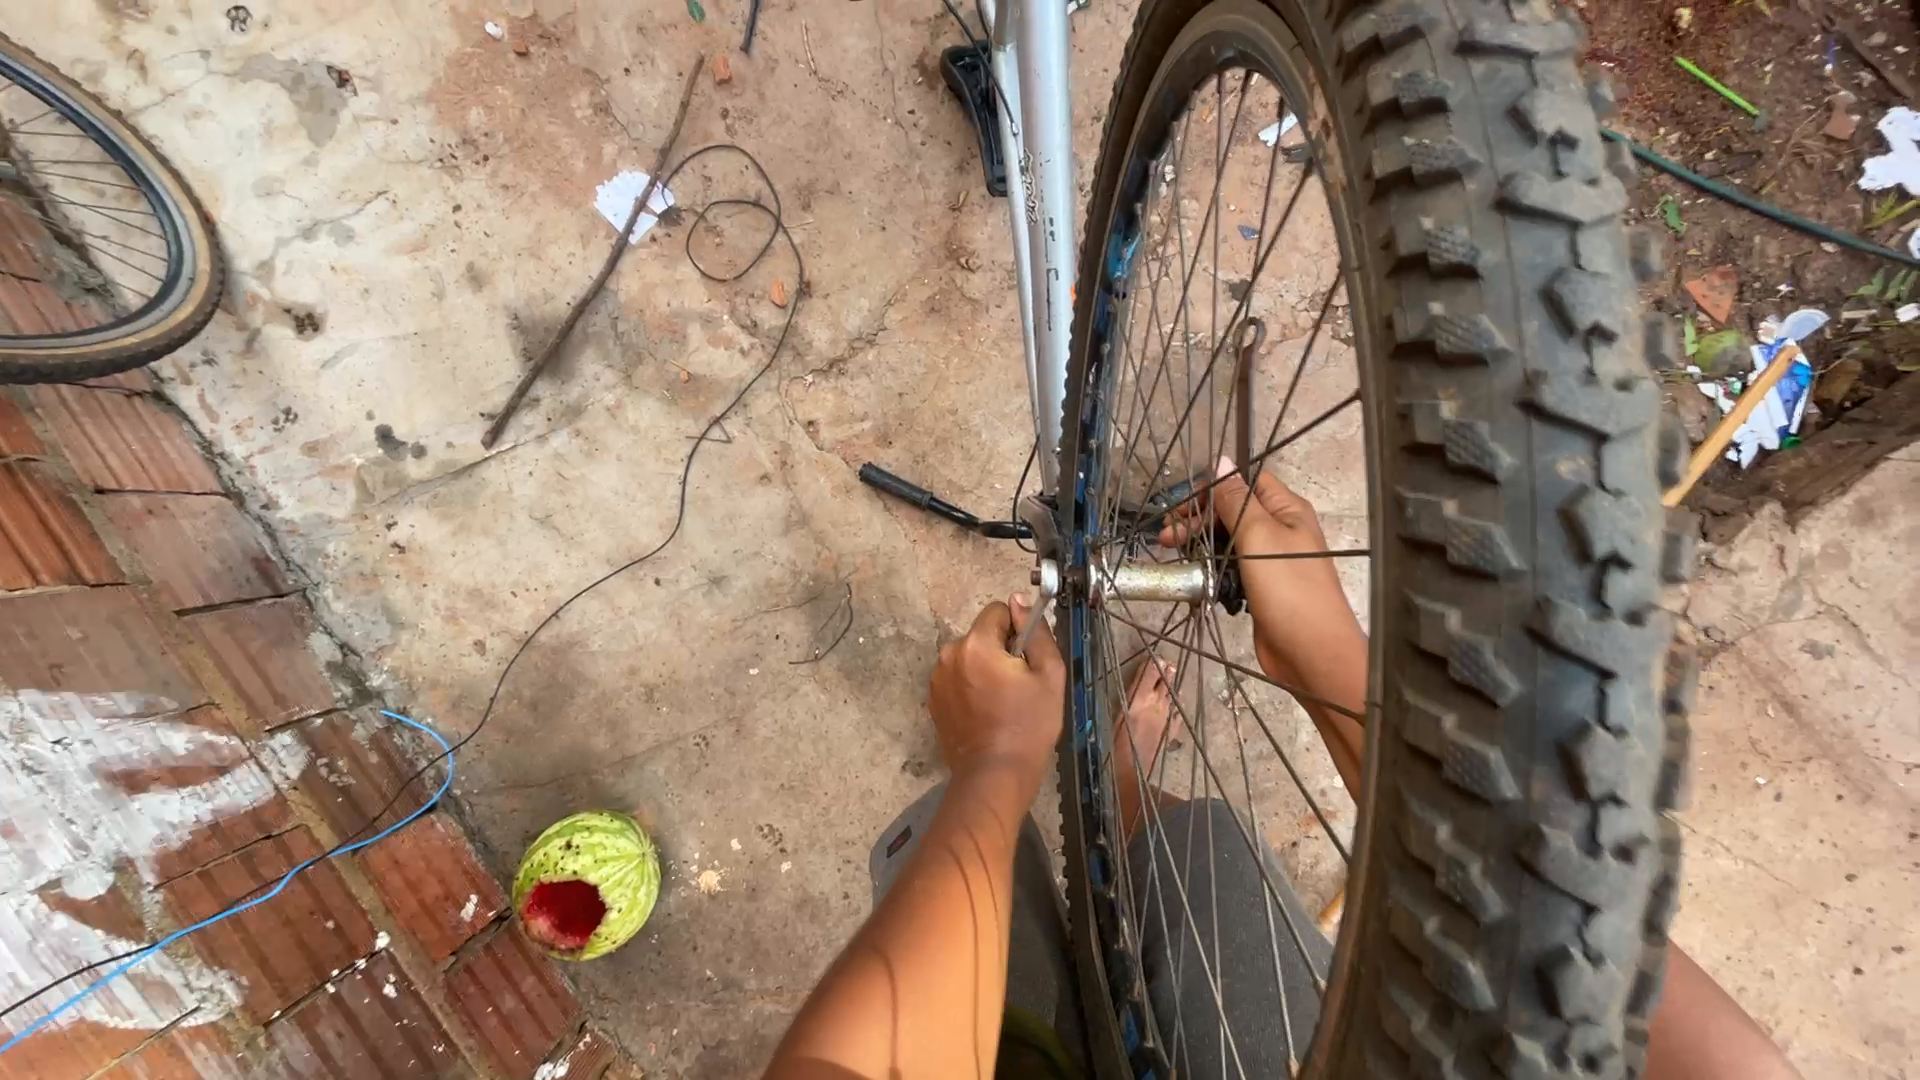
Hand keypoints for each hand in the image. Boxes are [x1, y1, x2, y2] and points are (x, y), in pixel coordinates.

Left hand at [929, 595, 1065, 783]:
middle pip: (981, 635)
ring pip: (968, 657)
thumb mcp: (1049, 674)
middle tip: (1018, 683)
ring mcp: (937, 679)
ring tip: (1002, 701)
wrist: (995, 774)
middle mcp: (949, 655)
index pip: (997, 611)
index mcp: (975, 645)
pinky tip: (985, 712)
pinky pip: (957, 678)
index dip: (1017, 629)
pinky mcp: (934, 700)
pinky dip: (970, 687)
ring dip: (983, 668)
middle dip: (999, 650)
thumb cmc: (1028, 725)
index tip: (1026, 657)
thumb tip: (1019, 601)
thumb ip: (1036, 632)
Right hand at [1162, 456, 1364, 686]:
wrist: (1310, 651)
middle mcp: (1278, 529)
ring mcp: (1268, 559)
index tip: (1182, 504)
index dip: (1213, 487)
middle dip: (1197, 518)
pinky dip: (1207, 565)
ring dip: (1197, 541)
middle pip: (1230, 510)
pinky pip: (1227, 565)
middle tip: (1167, 534)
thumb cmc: (1288, 588)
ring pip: (1225, 539)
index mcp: (1286, 510)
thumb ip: (1236, 499)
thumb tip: (1221, 461)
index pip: (1245, 481)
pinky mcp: (1257, 585)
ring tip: (1169, 550)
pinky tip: (1190, 570)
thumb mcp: (1259, 535)